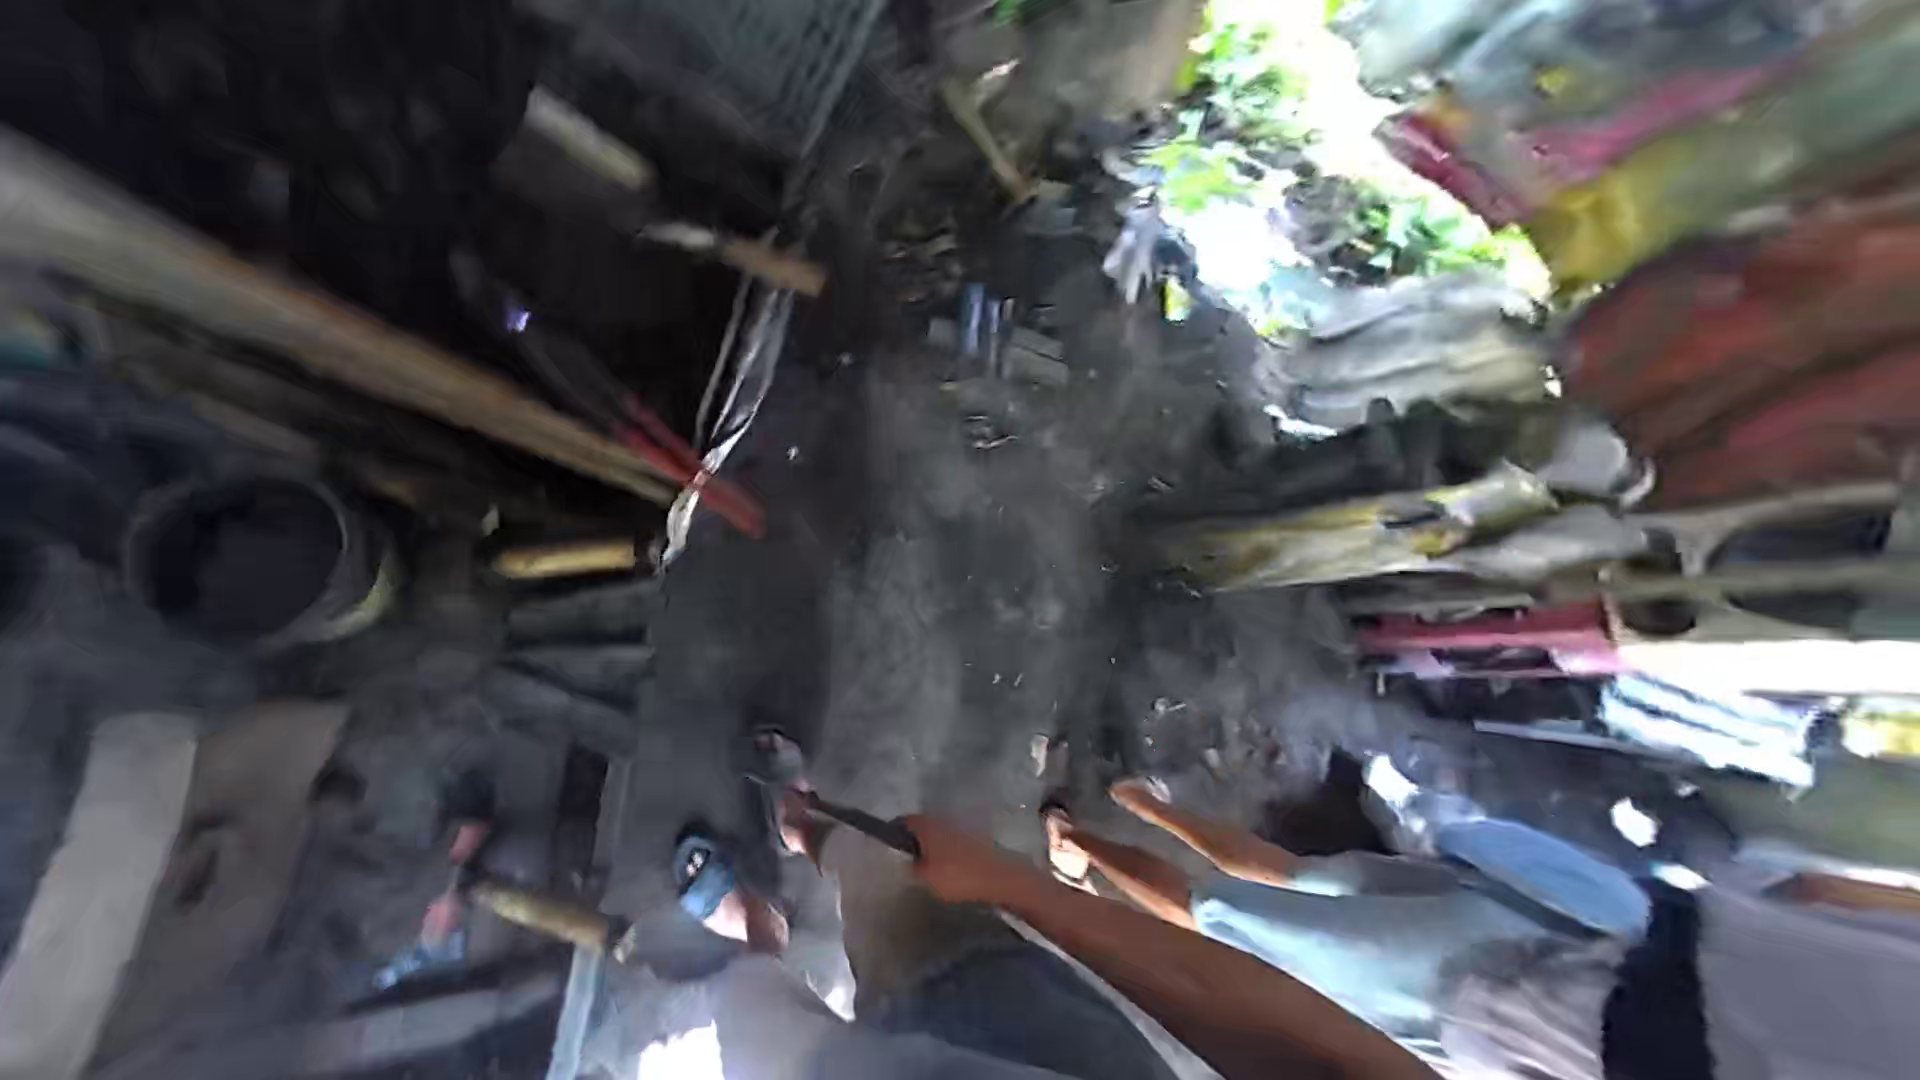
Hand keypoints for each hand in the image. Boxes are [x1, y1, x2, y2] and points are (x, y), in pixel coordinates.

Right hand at [902, 815, 1049, 906]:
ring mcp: (960, 826)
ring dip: (929, 843)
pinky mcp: (973, 837)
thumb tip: (906, 861)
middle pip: (921, 824)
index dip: (894, 830)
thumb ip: (911, 868)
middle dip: (912, 837)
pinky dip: (944, 849)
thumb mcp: (926, 878)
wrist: (999, 876)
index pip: (904, 820)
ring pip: (937, 831)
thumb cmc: (958, 876)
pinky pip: (951, 840)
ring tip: (924, 864)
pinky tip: (945, 866)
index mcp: (927, 825)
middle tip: (904, 856)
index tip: (887, 843)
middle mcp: (942, 819)